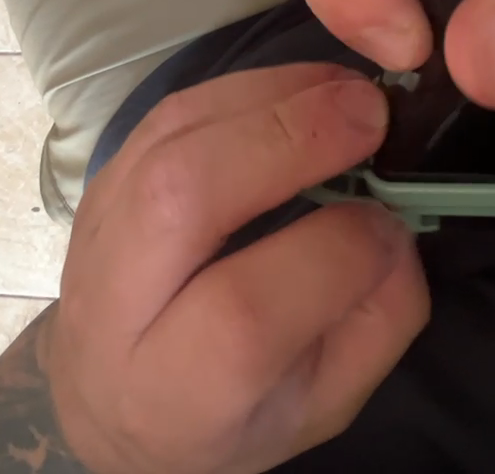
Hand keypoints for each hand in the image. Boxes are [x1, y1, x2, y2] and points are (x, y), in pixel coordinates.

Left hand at [46, 64, 430, 473]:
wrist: (109, 391)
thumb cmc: (227, 409)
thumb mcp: (320, 403)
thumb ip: (375, 323)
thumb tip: (393, 224)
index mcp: (177, 388)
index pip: (246, 311)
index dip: (335, 250)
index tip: (389, 217)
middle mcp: (116, 300)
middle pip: (185, 193)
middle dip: (290, 136)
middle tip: (369, 114)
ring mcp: (100, 223)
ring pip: (173, 132)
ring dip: (270, 94)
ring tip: (343, 89)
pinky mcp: (106, 174)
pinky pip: (172, 109)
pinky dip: (244, 86)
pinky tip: (300, 87)